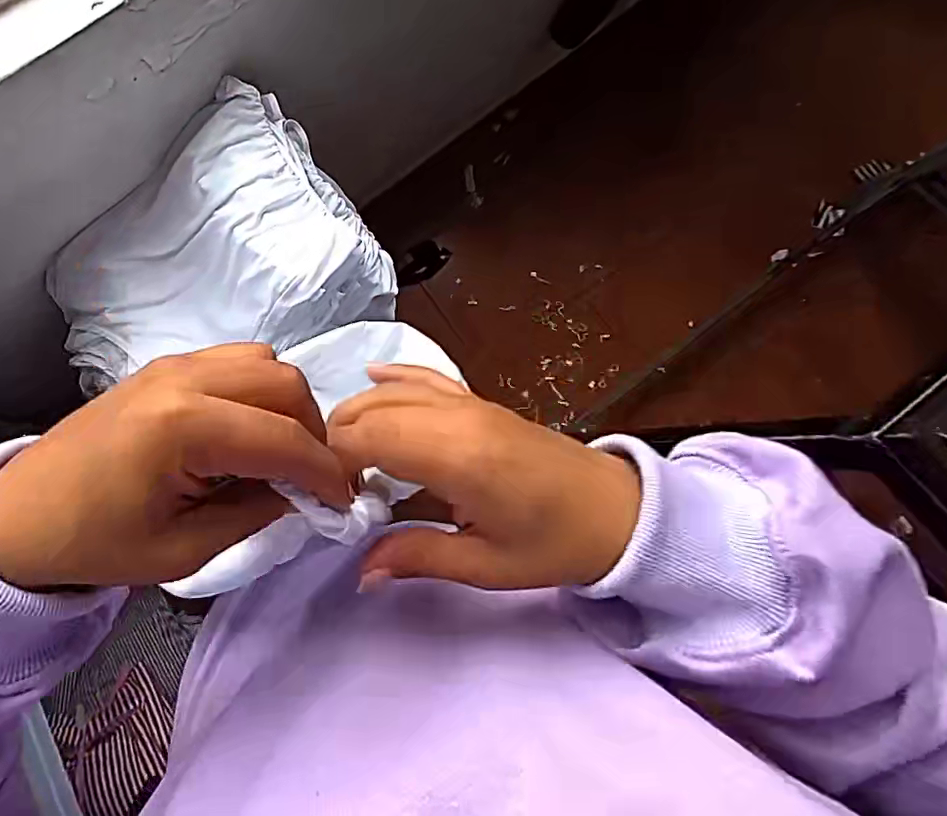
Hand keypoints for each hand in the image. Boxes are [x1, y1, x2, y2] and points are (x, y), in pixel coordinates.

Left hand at [0, 343, 350, 590]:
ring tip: (281, 449)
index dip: (325, 471)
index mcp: (183, 427)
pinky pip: (240, 359)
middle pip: (286, 385)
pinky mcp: (170, 363)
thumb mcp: (184, 550)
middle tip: (310, 476)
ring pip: (269, 363)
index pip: (283, 439)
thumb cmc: (94, 543)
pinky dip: (261, 389)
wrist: (17, 516)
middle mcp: (185, 378)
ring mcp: (176, 363)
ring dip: (290, 405)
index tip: (344, 501)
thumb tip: (306, 492)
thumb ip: (257, 513)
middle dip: (313, 432)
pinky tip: (248, 425)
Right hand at [327, 364, 640, 590]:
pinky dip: (396, 377)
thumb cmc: (554, 543)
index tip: (331, 500)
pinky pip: (428, 377)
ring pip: (394, 390)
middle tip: (337, 487)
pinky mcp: (480, 401)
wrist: (614, 509)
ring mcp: (470, 402)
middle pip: (373, 409)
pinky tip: (373, 375)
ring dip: (360, 415)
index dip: (335, 462)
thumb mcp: (486, 564)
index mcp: (459, 456)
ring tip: (348, 458)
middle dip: (339, 441)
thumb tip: (362, 571)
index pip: (370, 436)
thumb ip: (419, 557)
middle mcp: (459, 416)